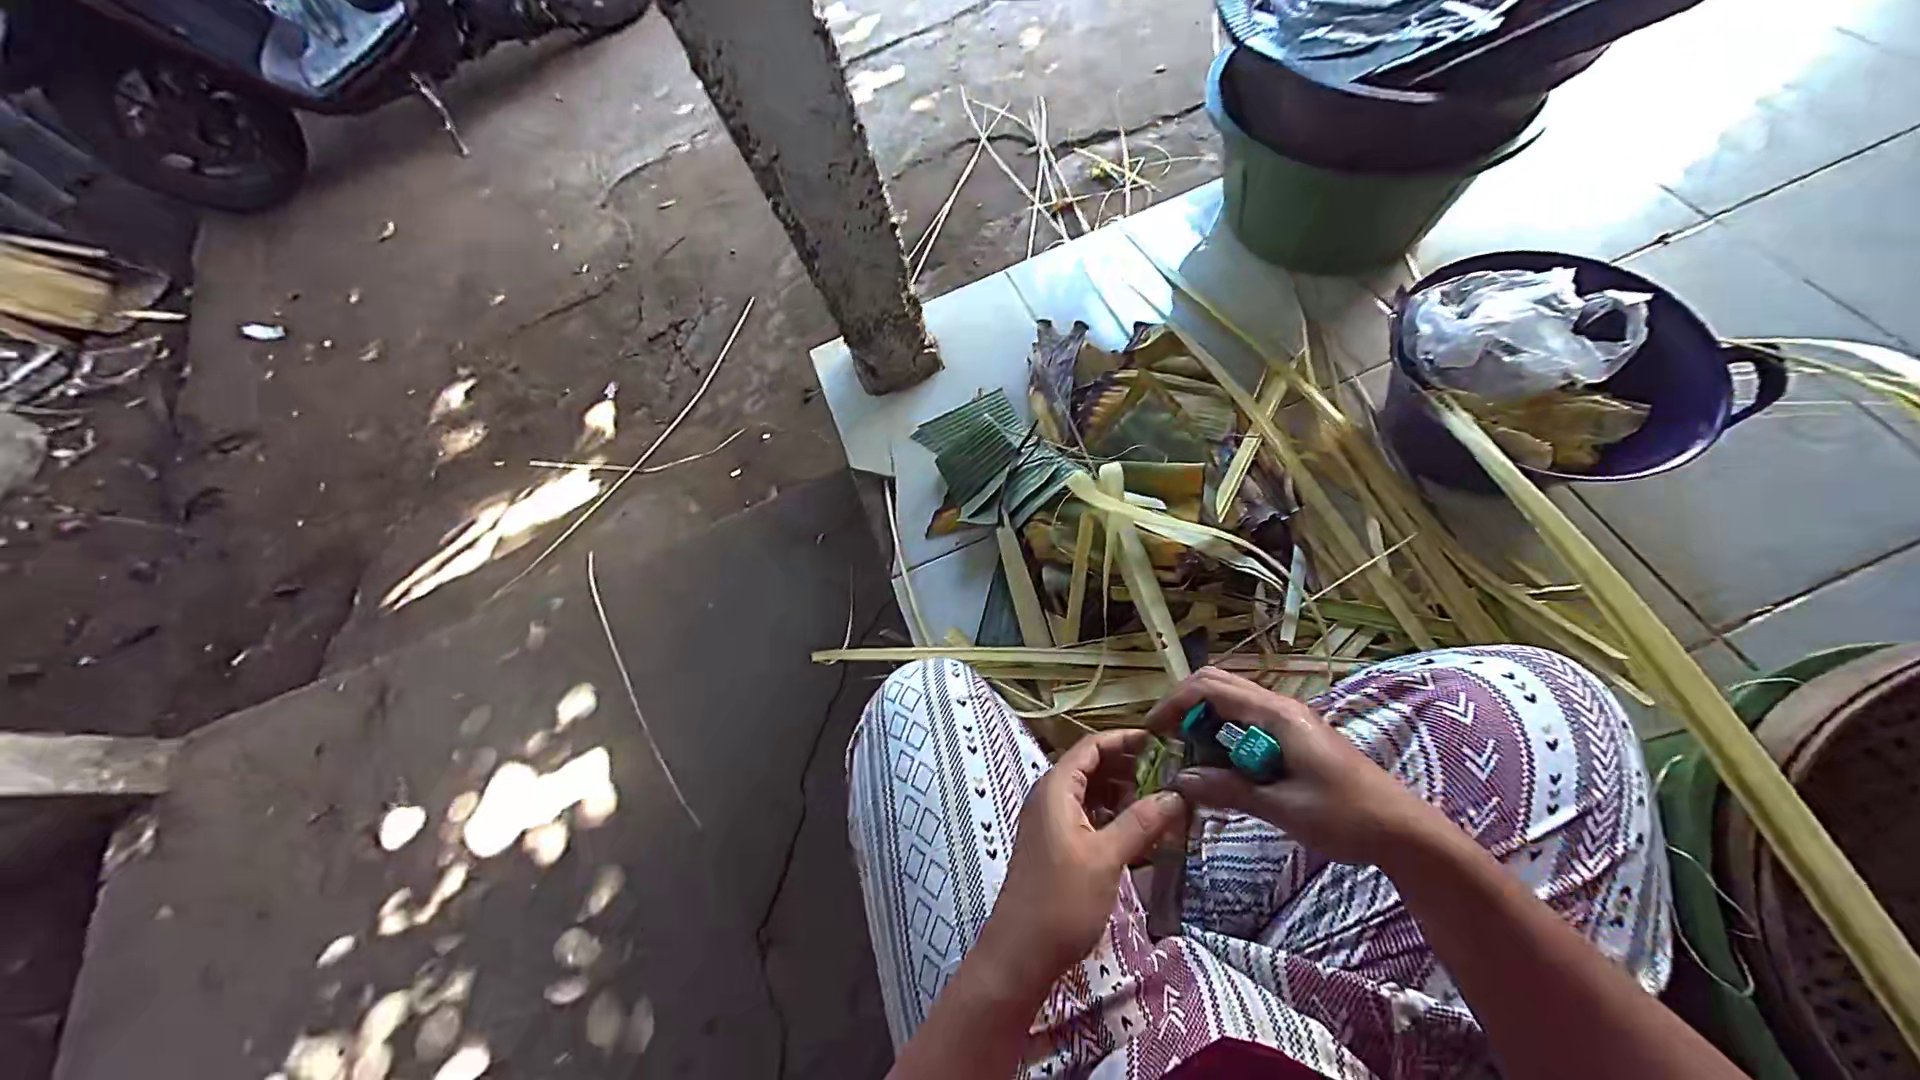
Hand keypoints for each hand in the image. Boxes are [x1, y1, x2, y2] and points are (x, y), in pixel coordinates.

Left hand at [973, 729, 1186, 998]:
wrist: (1021, 952)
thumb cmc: (1061, 900)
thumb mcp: (1106, 858)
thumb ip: (1141, 822)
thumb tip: (1176, 794)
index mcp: (1055, 788)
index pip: (1090, 746)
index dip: (1124, 739)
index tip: (1160, 741)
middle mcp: (1050, 797)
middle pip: (1091, 766)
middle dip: (1128, 766)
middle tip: (1169, 772)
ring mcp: (1051, 821)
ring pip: (1091, 792)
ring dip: (1122, 792)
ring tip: (1161, 799)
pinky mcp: (1057, 844)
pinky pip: (1087, 815)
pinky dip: (1112, 815)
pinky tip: (1140, 829)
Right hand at [1143, 667, 1451, 866]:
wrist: (1406, 833)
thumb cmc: (1348, 818)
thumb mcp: (1283, 809)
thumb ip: (1229, 790)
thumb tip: (1180, 779)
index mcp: (1277, 716)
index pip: (1211, 688)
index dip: (1175, 704)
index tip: (1154, 732)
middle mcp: (1280, 707)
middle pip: (1218, 684)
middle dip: (1185, 706)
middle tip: (1168, 740)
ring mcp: (1289, 719)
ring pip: (1231, 701)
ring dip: (1204, 721)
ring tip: (1191, 758)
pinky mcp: (1295, 735)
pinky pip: (1246, 721)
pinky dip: (1223, 734)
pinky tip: (1223, 767)